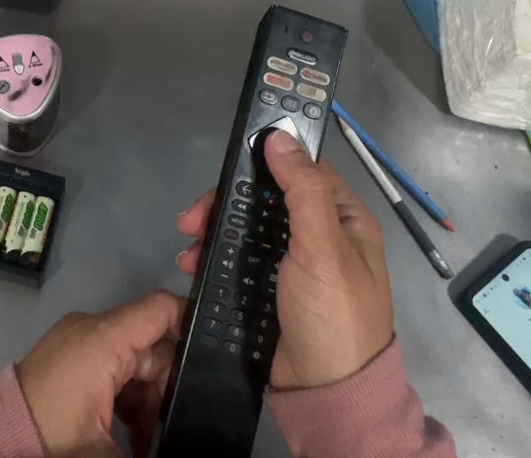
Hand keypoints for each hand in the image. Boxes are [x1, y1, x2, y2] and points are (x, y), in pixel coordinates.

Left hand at [17, 289, 182, 456]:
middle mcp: (90, 329)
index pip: (161, 309)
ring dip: (147, 400)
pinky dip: (125, 399)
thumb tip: (179, 444)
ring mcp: (75, 343)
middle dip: (168, 388)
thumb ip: (153, 443)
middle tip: (176, 428)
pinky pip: (109, 368)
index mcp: (103, 338)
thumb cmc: (53, 443)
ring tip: (150, 440)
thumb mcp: (108, 453)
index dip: (193, 325)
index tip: (218, 359)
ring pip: (131, 361)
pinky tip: (132, 437)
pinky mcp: (65, 360)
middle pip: (150, 344)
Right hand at [176, 129, 395, 388]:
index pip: (301, 168)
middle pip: (263, 196)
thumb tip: (279, 135)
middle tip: (193, 217)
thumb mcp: (323, 248)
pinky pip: (236, 258)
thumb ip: (302, 190)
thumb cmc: (334, 314)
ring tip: (189, 246)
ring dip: (214, 230)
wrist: (326, 396)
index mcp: (341, 217)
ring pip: (245, 227)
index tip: (229, 159)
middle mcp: (318, 233)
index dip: (265, 158)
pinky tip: (194, 265)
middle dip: (226, 202)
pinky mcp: (268, 286)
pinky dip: (213, 257)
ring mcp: (291, 261)